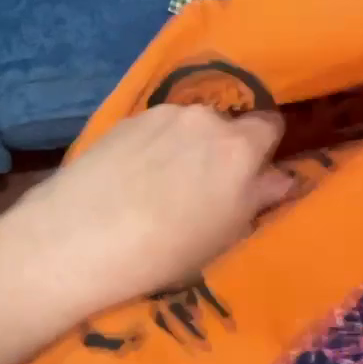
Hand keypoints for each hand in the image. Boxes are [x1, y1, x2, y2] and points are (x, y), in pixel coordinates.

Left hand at [0, 105, 293, 307]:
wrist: (80, 236)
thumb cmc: (166, 250)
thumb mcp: (226, 235)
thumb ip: (259, 197)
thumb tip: (282, 177)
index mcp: (239, 146)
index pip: (271, 125)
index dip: (264, 151)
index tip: (252, 176)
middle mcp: (204, 117)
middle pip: (226, 124)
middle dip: (222, 149)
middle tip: (203, 189)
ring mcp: (161, 114)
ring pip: (188, 125)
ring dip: (185, 145)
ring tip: (161, 185)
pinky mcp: (124, 119)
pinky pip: (154, 128)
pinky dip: (153, 145)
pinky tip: (132, 178)